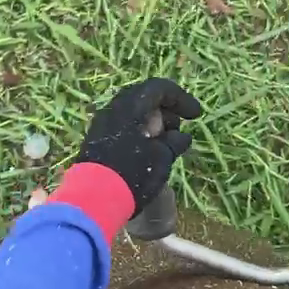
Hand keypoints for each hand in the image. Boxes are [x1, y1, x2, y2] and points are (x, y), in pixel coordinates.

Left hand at [77, 78, 204, 211]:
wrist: (93, 199)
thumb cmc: (133, 173)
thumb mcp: (162, 157)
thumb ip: (174, 142)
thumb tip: (181, 137)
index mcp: (131, 106)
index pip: (160, 89)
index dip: (181, 99)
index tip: (195, 116)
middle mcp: (114, 109)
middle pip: (145, 99)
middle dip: (166, 112)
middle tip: (177, 130)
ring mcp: (102, 124)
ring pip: (134, 113)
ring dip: (153, 124)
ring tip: (164, 145)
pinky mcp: (97, 140)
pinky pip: (124, 127)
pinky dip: (140, 133)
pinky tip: (148, 151)